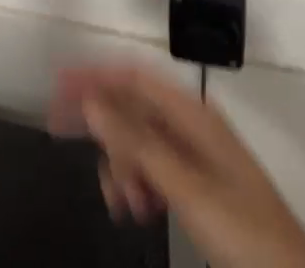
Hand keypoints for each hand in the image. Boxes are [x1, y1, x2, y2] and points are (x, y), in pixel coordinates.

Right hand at [51, 66, 304, 267]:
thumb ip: (137, 143)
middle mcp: (192, 127)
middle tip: (58, 127)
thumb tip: (92, 103)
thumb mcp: (186, 187)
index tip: (60, 81)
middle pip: (131, 107)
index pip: (135, 76)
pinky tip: (134, 207)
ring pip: (136, 142)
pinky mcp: (193, 182)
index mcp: (194, 116)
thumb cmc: (246, 231)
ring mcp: (193, 155)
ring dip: (119, 165)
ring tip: (121, 201)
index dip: (95, 73)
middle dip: (99, 123)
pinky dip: (134, 182)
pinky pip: (149, 168)